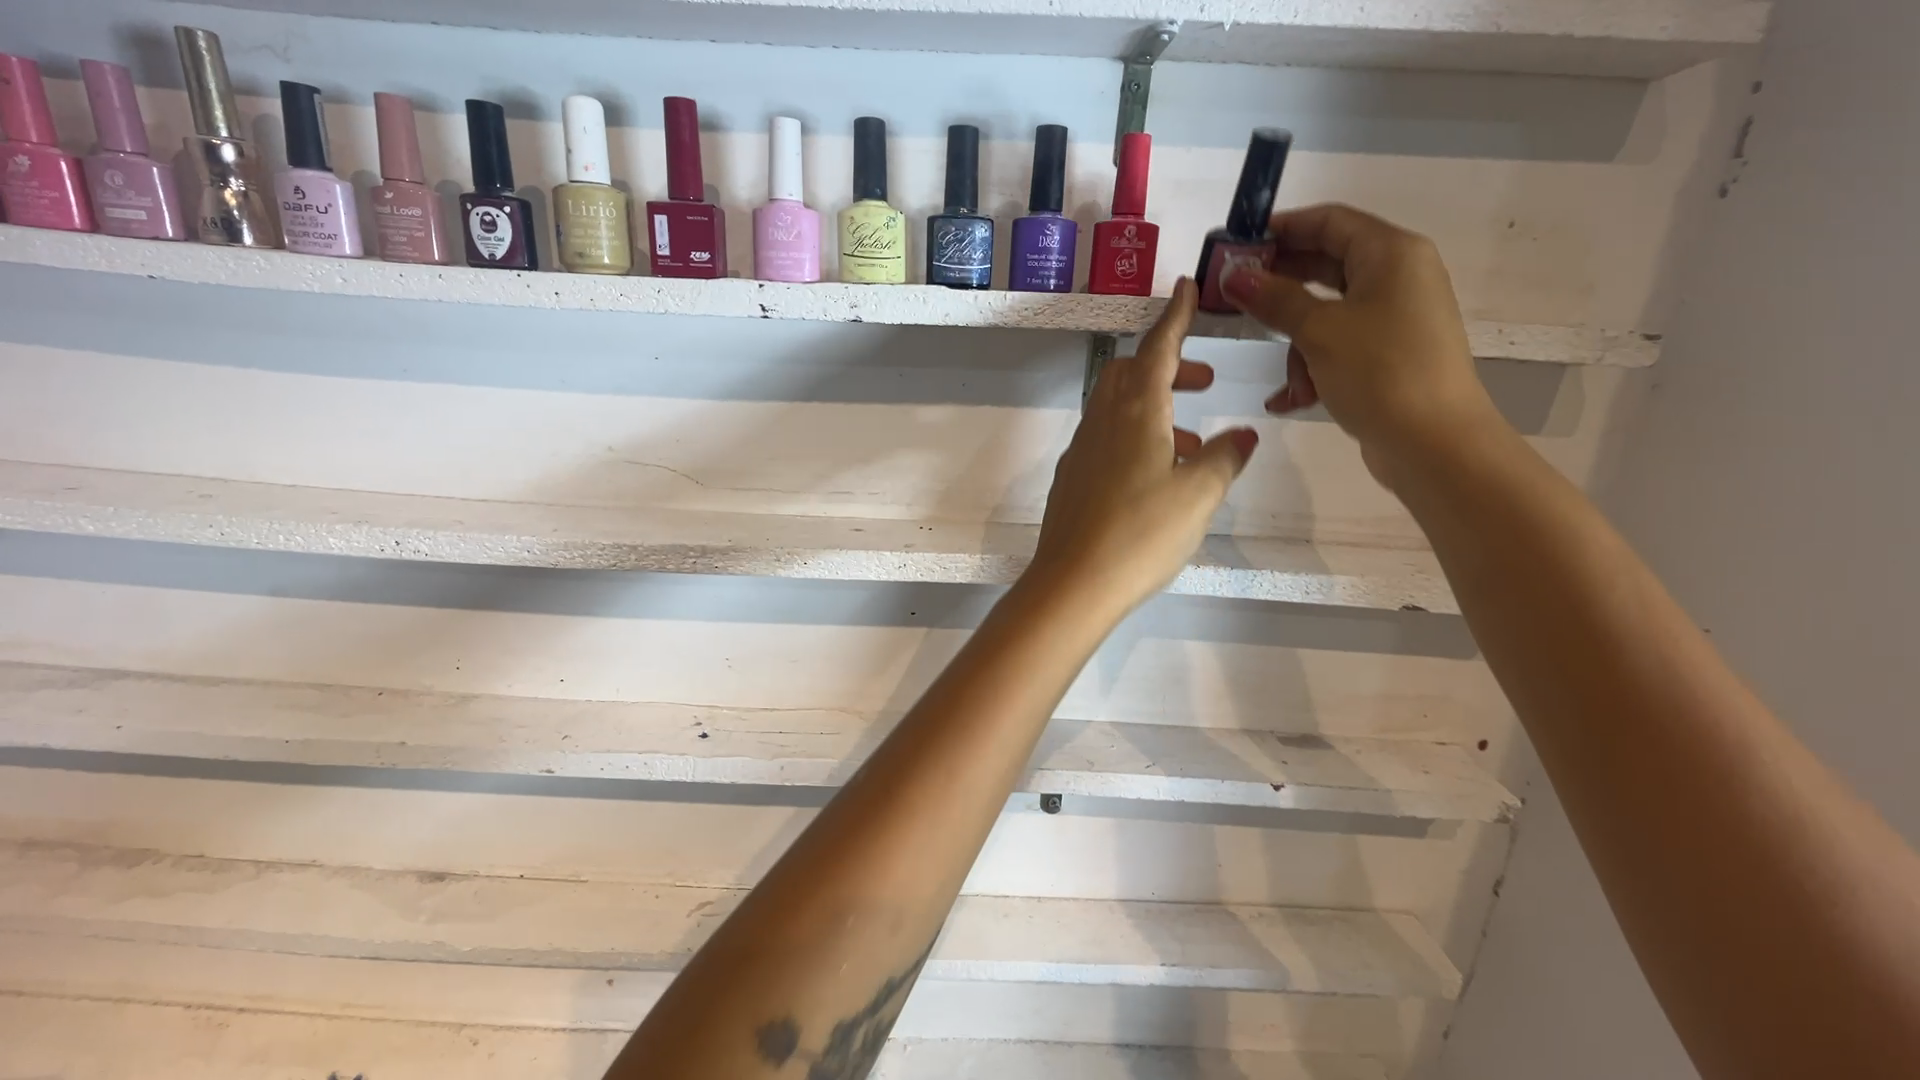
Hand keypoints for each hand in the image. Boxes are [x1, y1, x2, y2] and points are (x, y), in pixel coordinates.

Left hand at [1028, 278, 1258, 615]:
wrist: (1074, 583)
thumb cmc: (1142, 532)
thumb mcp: (1199, 494)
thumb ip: (1225, 458)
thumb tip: (1244, 435)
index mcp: (1137, 410)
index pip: (1158, 348)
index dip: (1176, 317)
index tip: (1187, 288)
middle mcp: (1103, 420)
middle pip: (1131, 373)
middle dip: (1168, 366)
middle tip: (1204, 382)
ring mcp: (1082, 450)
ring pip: (1119, 408)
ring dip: (1157, 409)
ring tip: (1196, 446)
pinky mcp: (1073, 479)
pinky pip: (1108, 439)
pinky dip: (1137, 438)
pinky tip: (1160, 477)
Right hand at [1219, 204, 1507, 484]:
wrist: (1435, 443)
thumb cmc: (1380, 372)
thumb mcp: (1319, 332)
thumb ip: (1274, 299)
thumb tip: (1234, 275)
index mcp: (1391, 253)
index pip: (1329, 220)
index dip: (1281, 228)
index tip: (1236, 245)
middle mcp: (1398, 276)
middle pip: (1326, 265)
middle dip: (1279, 288)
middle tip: (1234, 300)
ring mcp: (1396, 318)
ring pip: (1328, 312)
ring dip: (1297, 344)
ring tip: (1287, 383)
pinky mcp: (1390, 354)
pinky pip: (1340, 345)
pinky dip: (1315, 366)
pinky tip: (1294, 399)